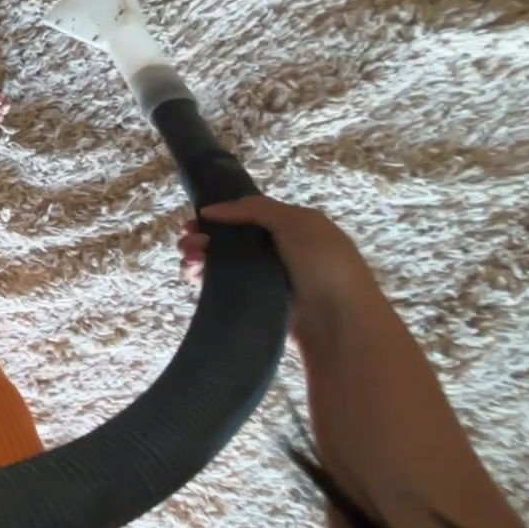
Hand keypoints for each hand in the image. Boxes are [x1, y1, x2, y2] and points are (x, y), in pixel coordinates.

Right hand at [178, 195, 385, 319]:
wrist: (338, 319)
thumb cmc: (324, 264)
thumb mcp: (297, 222)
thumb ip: (253, 208)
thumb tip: (208, 210)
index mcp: (289, 229)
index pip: (244, 217)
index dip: (218, 215)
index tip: (197, 219)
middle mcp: (272, 251)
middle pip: (224, 238)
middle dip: (200, 236)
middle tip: (189, 241)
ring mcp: (259, 276)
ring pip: (215, 260)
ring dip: (195, 254)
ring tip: (189, 260)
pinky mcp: (248, 298)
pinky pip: (216, 282)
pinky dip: (199, 275)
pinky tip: (193, 274)